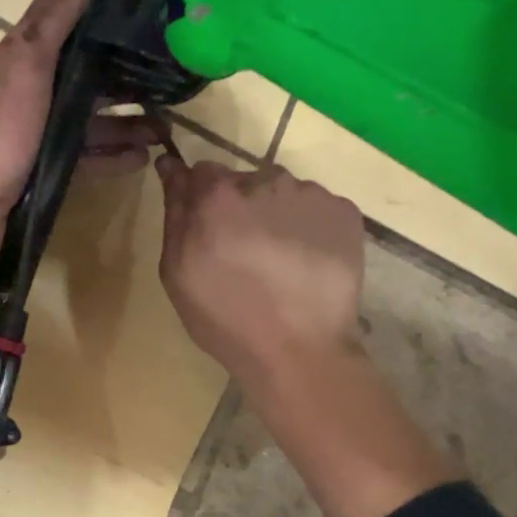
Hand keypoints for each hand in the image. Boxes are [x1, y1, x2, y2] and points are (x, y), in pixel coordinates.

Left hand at [0, 0, 158, 336]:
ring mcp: (30, 138)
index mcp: (17, 59)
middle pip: (83, 78)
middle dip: (127, 77)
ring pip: (87, 122)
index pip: (68, 23)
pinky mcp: (38, 175)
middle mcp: (24, 94)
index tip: (153, 8)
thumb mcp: (27, 62)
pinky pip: (82, 159)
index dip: (107, 12)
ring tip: (166, 128)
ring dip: (126, 123)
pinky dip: (111, 157)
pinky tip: (141, 159)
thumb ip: (60, 8)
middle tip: (173, 78)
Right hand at [154, 158, 366, 377]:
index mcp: (218, 195)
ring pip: (283, 193)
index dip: (200, 200)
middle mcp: (266, 180)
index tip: (204, 230)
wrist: (299, 350)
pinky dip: (309, 229)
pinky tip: (304, 265)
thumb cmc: (225, 319)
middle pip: (245, 181)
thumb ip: (174, 214)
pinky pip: (317, 209)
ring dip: (275, 216)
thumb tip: (171, 166)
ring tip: (277, 263)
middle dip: (239, 207)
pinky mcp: (345, 212)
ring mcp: (311, 194)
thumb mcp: (177, 273)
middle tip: (241, 255)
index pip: (202, 172)